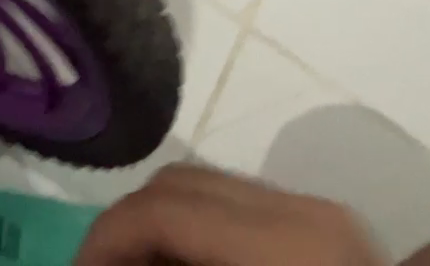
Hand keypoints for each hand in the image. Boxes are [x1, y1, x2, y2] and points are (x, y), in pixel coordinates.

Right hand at [75, 164, 382, 265]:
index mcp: (283, 245)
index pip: (162, 208)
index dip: (105, 239)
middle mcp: (300, 209)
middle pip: (175, 184)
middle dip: (126, 229)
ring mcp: (317, 211)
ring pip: (201, 187)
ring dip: (158, 226)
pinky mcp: (325, 225)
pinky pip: (234, 207)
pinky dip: (196, 233)